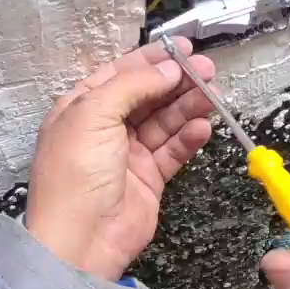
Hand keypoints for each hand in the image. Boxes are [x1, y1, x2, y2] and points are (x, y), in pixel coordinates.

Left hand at [24, 39, 215, 280]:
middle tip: (207, 71)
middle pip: (147, 96)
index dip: (151, 60)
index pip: (120, 74)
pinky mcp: (149, 179)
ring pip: (164, 122)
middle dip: (176, 81)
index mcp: (81, 108)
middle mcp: (104, 128)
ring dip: (188, 106)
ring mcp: (127, 154)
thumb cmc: (76, 172)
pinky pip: (173, 151)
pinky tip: (203, 127)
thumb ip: (133, 85)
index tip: (182, 48)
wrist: (81, 240)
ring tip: (213, 95)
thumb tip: (168, 68)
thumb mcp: (94, 114)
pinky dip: (188, 138)